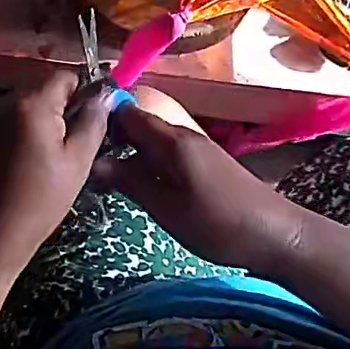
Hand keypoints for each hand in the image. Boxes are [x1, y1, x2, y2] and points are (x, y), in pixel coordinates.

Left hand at [0, 70, 114, 272]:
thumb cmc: (40, 199)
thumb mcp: (78, 160)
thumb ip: (94, 119)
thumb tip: (107, 93)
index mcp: (31, 103)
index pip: (67, 76)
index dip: (86, 92)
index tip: (98, 118)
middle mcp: (6, 101)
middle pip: (48, 88)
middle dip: (68, 108)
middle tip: (81, 143)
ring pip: (32, 104)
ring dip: (49, 119)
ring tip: (58, 155)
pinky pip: (16, 118)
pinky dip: (31, 129)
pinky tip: (35, 160)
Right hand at [91, 104, 308, 274]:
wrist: (274, 233)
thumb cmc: (218, 223)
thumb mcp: (167, 208)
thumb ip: (131, 183)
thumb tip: (94, 162)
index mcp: (173, 141)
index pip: (129, 114)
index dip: (102, 117)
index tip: (75, 130)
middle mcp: (184, 136)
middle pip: (140, 126)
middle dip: (112, 137)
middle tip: (82, 157)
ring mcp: (196, 149)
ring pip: (153, 141)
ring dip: (129, 152)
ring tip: (101, 173)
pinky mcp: (205, 164)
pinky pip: (168, 154)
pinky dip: (149, 162)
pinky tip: (138, 183)